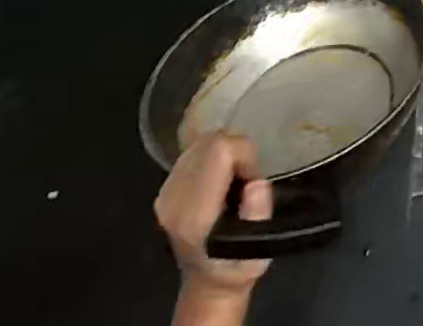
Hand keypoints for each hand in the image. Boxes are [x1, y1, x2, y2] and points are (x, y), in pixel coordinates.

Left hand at [156, 132, 272, 299]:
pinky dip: (214, 154)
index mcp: (195, 215)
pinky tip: (220, 177)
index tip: (252, 179)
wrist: (206, 283)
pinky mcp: (165, 186)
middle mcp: (173, 199)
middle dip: (238, 149)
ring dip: (226, 151)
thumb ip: (258, 217)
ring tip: (234, 179)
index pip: (219, 150)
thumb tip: (255, 184)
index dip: (246, 154)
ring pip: (203, 140)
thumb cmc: (236, 266)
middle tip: (245, 179)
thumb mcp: (257, 253)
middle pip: (211, 140)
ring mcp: (165, 191)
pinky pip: (195, 148)